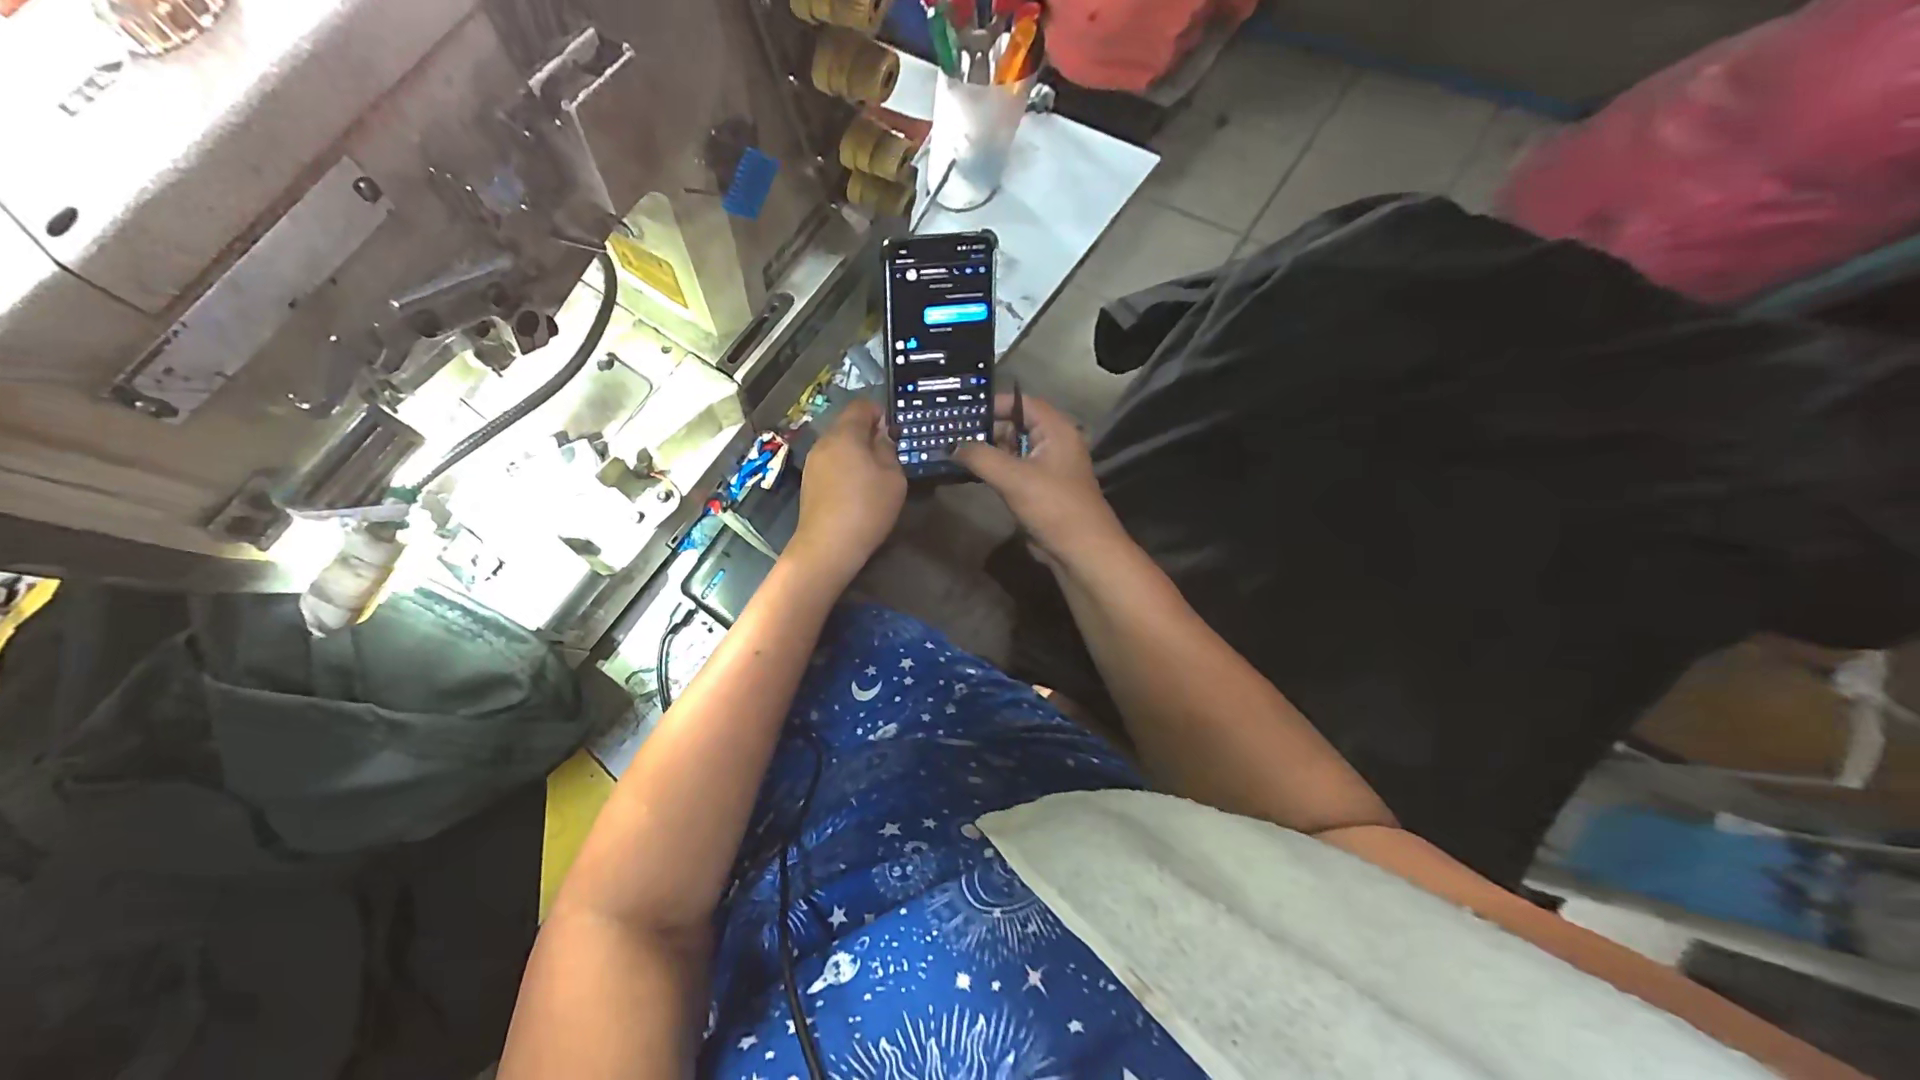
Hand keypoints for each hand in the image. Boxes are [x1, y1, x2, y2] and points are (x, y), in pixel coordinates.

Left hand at [789, 397, 906, 580]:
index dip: (879, 412)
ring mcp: (812, 463)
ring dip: (856, 453)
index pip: (861, 406)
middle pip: (847, 425)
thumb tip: (880, 437)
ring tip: (874, 475)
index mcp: (845, 434)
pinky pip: (831, 464)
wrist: (828, 546)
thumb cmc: (867, 507)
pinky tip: (856, 490)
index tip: (893, 431)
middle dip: (867, 434)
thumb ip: (888, 450)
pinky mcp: (808, 483)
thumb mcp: (893, 477)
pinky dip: (845, 468)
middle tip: (888, 455)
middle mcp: (824, 442)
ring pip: (838, 446)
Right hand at [952, 393, 1125, 565]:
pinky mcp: (1041, 489)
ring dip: (988, 451)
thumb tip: (952, 445)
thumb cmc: (1053, 506)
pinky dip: (995, 470)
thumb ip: (980, 456)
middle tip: (951, 432)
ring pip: (1013, 450)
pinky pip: (1014, 471)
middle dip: (986, 429)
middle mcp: (1054, 443)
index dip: (994, 404)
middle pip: (1016, 425)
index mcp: (1057, 430)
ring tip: (954, 450)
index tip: (963, 411)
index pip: (1022, 403)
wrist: (1081, 551)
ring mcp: (1048, 467)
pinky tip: (970, 473)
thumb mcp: (1013, 478)